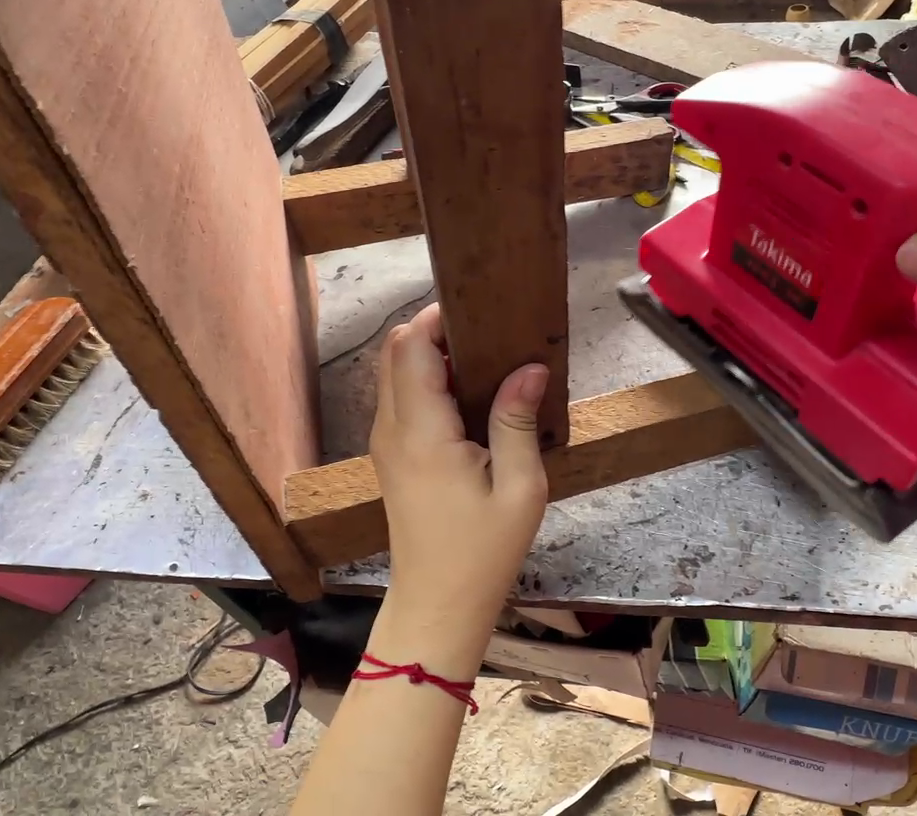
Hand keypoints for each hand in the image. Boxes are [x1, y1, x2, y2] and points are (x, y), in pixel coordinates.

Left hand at [369, 304, 548, 647]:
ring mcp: (386, 443)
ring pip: (394, 372)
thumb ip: (518, 421)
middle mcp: (392, 428)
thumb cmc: (482, 550)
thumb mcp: (519, 488)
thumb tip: (530, 367)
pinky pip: (399, 397)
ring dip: (430, 354)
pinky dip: (426, 380)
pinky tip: (468, 394)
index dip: (438, 318)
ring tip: (484, 359)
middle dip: (435, 330)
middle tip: (488, 333)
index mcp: (422, 432)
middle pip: (396, 351)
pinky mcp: (391, 456)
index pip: (412, 348)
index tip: (480, 311)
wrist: (436, 604)